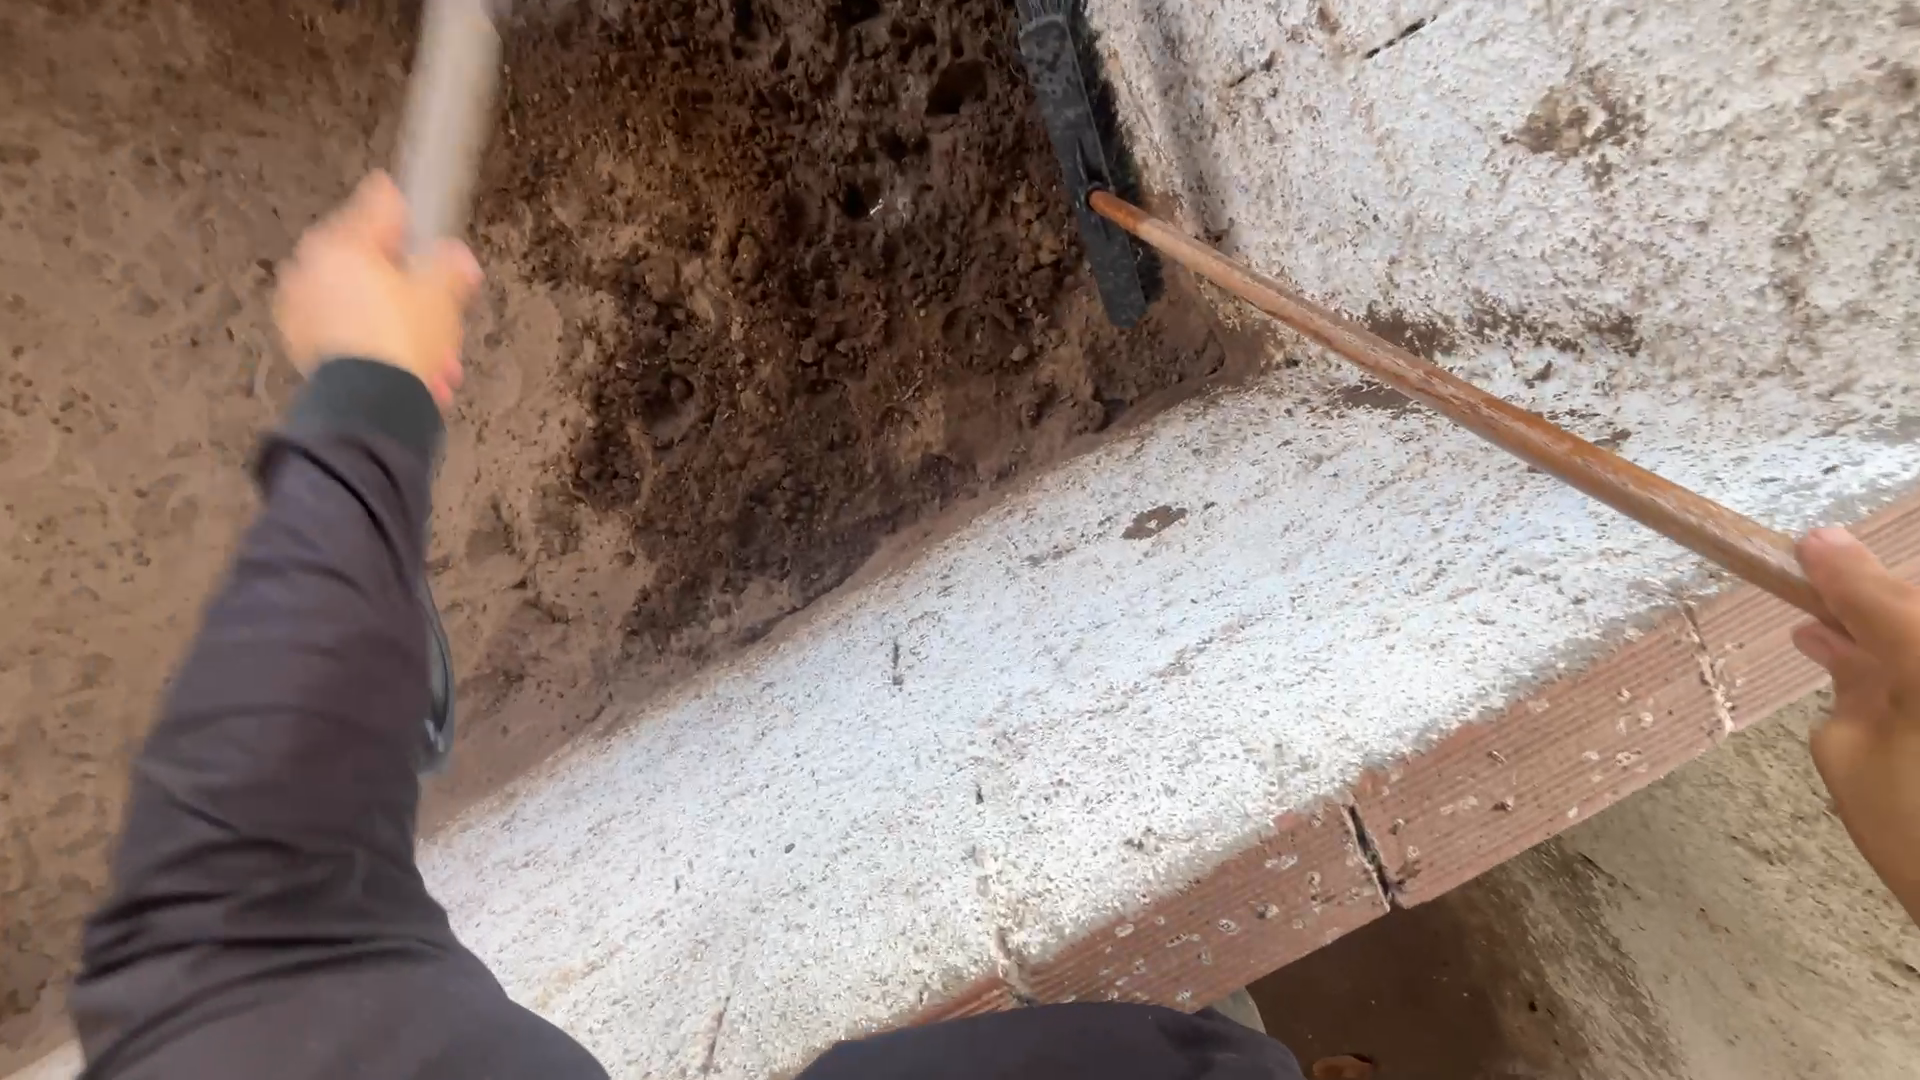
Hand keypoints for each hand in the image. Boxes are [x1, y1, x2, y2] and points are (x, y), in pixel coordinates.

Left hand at [273, 172, 481, 407]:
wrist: (371, 400)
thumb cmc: (403, 339)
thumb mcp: (442, 298)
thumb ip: (451, 269)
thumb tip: (458, 257)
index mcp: (342, 245)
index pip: (380, 208)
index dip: (406, 207)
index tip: (407, 196)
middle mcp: (313, 268)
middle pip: (375, 266)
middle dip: (414, 291)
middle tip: (445, 310)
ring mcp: (304, 307)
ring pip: (367, 306)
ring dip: (405, 327)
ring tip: (439, 359)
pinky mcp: (304, 344)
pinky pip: (352, 335)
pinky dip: (382, 346)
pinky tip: (415, 370)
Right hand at [1793, 527, 1919, 922]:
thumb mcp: (1852, 762)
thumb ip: (1850, 689)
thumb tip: (1836, 642)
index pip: (1885, 603)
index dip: (1843, 571)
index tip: (1811, 540)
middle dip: (1886, 606)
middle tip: (1829, 620)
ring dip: (1910, 634)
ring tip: (1856, 650)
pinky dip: (1918, 662)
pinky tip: (1890, 675)